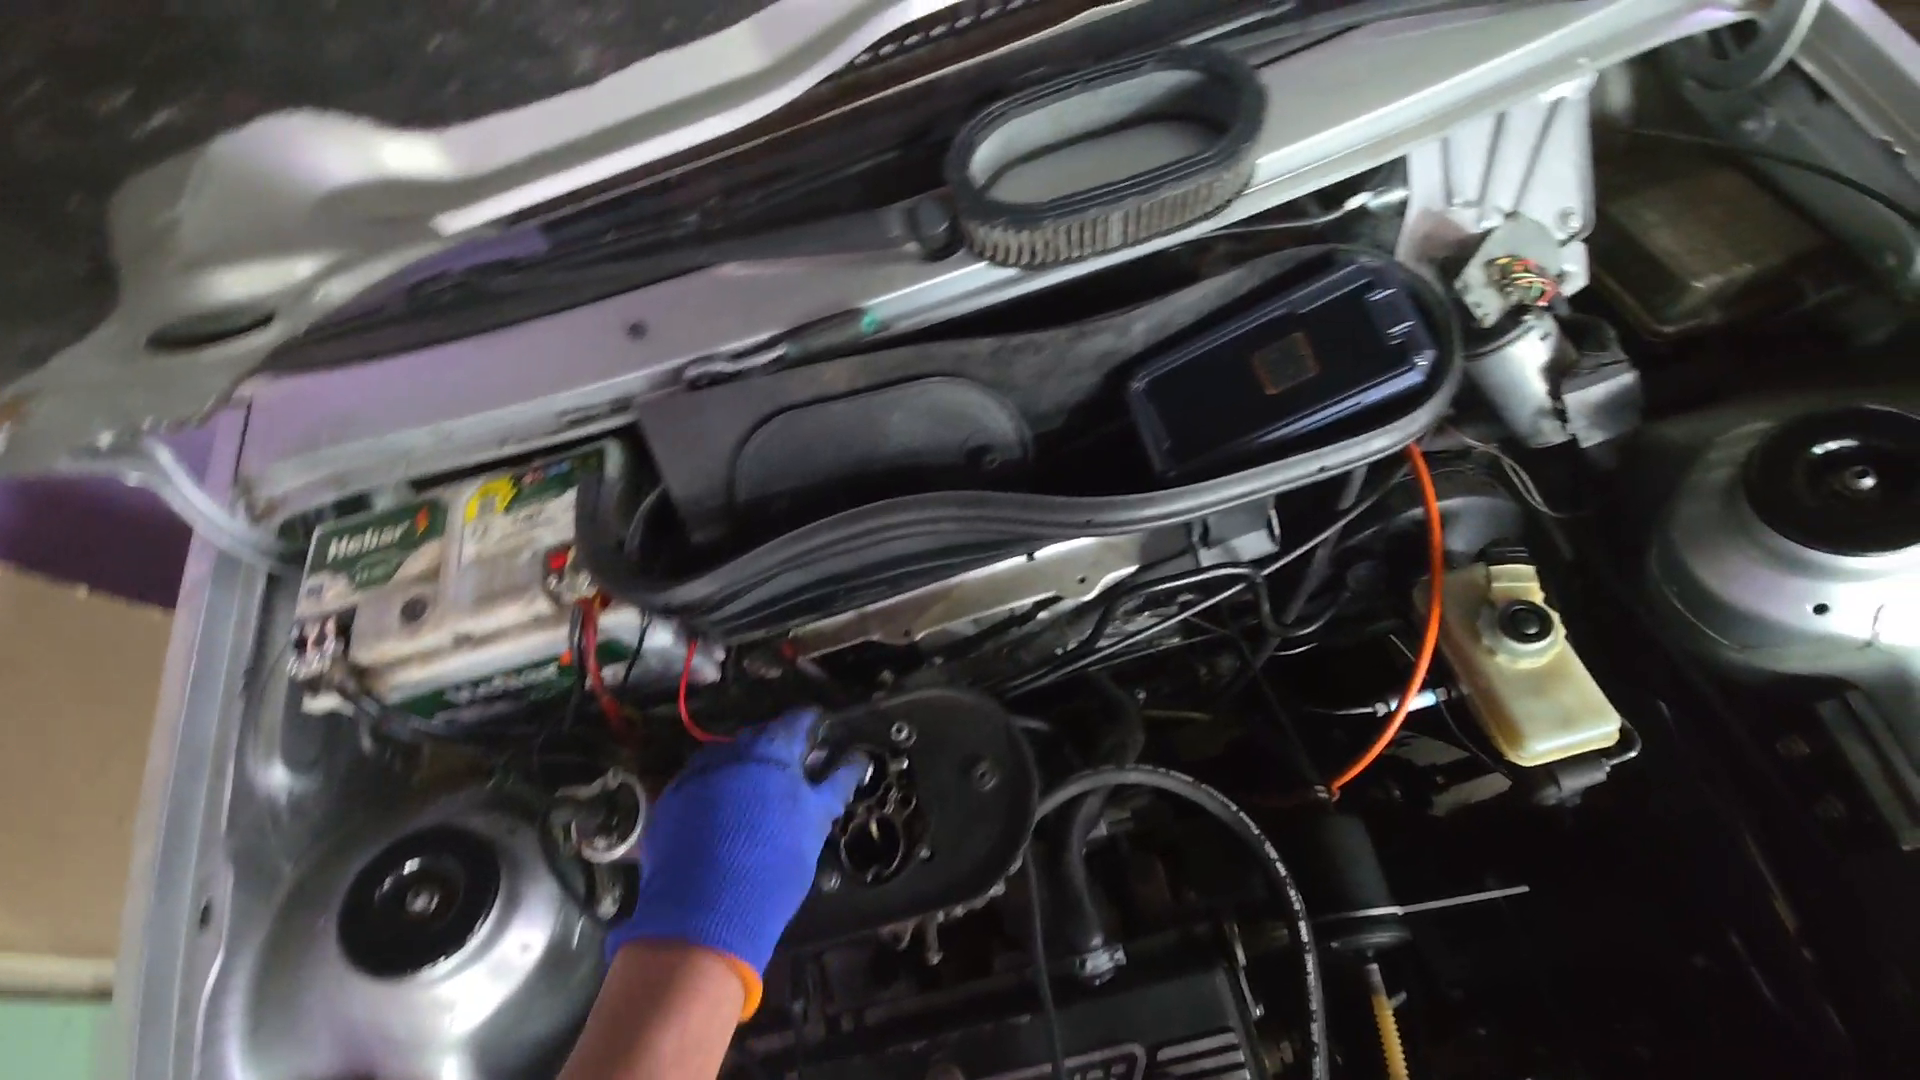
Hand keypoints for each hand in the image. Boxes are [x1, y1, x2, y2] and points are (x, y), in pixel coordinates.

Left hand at [607, 709, 861, 997]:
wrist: (704, 913)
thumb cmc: (775, 865)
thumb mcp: (816, 823)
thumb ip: (833, 787)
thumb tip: (854, 761)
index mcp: (775, 750)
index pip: (800, 720)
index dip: (813, 722)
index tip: (821, 729)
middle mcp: (734, 751)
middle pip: (761, 735)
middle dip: (778, 745)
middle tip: (792, 764)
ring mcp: (697, 773)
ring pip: (728, 756)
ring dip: (745, 766)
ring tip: (756, 790)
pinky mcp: (670, 799)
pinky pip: (700, 781)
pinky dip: (716, 788)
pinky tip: (722, 812)